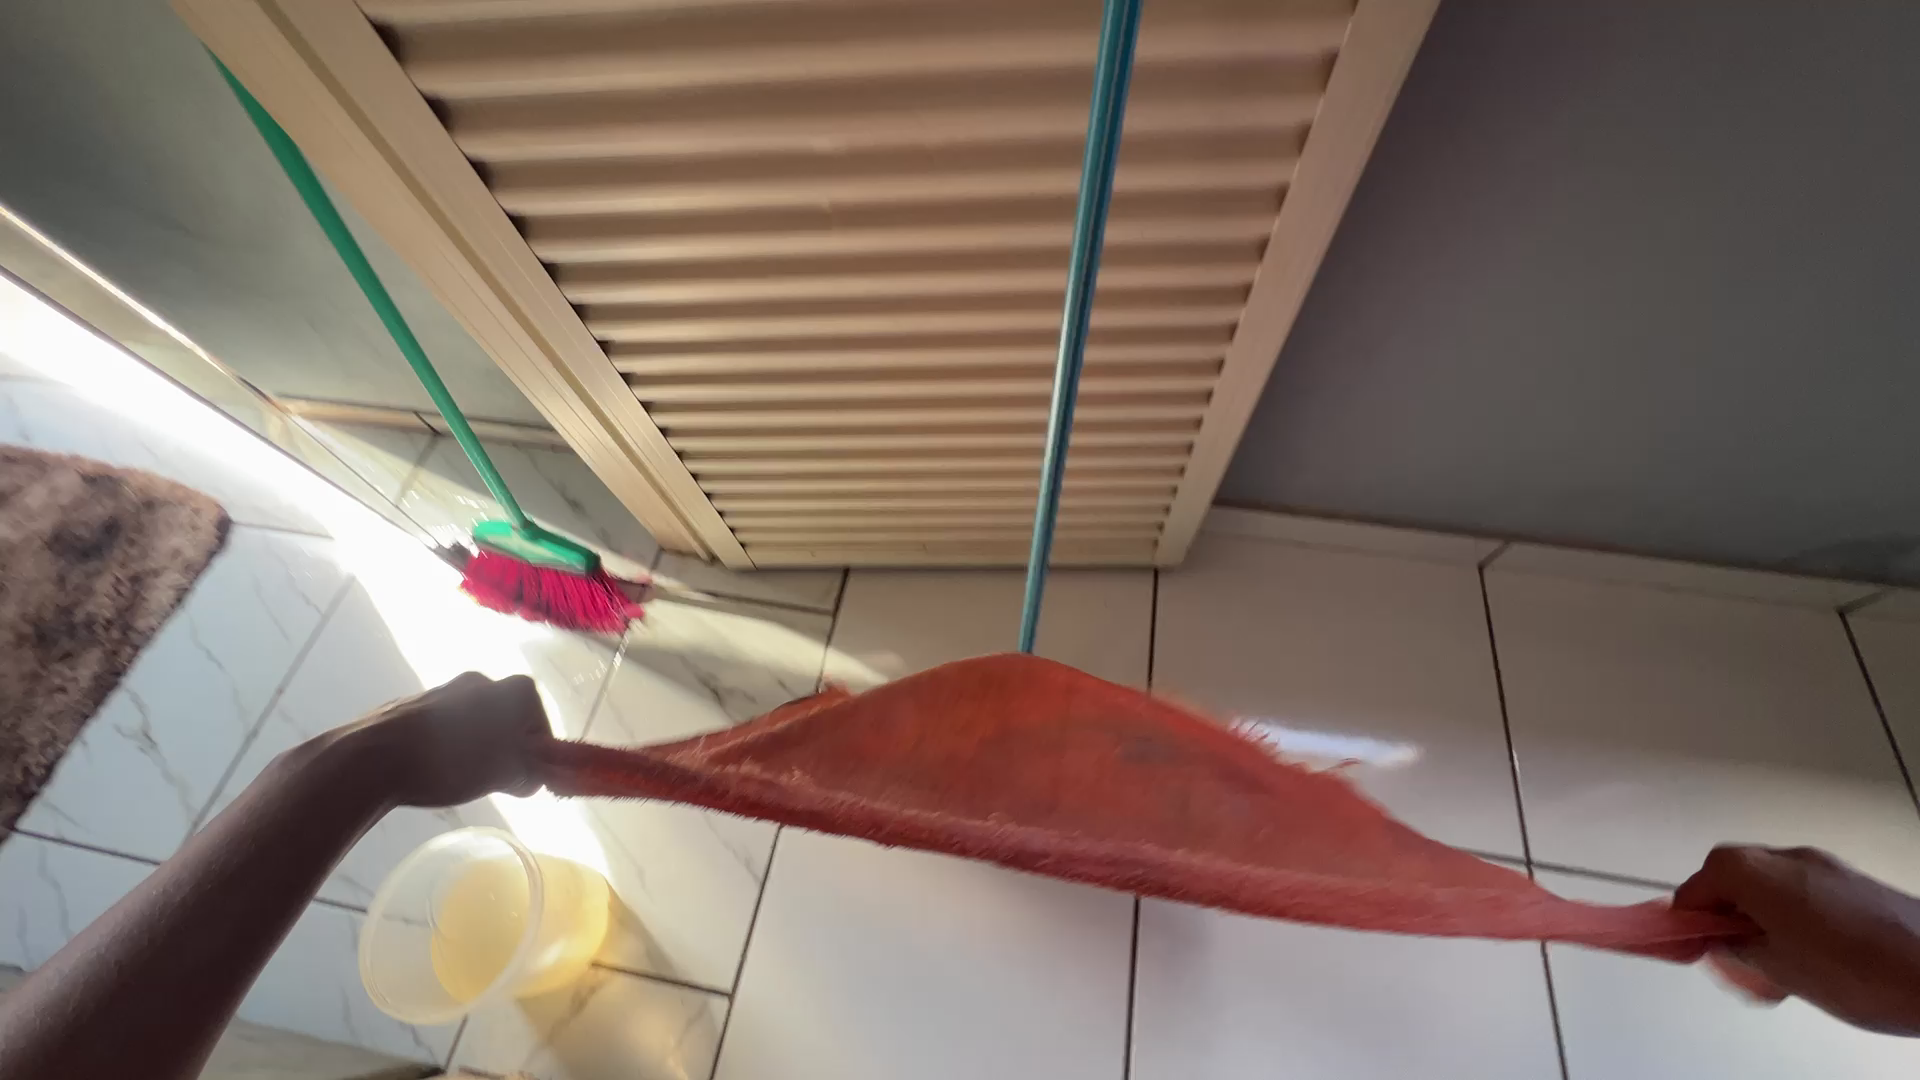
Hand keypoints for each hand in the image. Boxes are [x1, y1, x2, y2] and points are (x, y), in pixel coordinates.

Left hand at [322, 672, 554, 808]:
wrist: (370, 759)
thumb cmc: (453, 762)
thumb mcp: (506, 776)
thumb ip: (529, 775)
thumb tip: (531, 778)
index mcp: (516, 691)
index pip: (541, 725)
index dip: (535, 755)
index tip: (522, 778)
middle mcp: (483, 681)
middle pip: (507, 719)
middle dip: (504, 746)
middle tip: (492, 777)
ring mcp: (441, 689)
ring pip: (471, 720)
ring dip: (472, 745)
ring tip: (454, 776)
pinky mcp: (406, 704)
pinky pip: (437, 725)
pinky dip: (439, 743)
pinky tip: (426, 769)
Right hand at [1674, 845, 1919, 1034]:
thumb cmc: (1856, 970)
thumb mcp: (1777, 969)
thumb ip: (1734, 948)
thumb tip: (1723, 941)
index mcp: (1741, 868)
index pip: (1691, 894)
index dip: (1692, 926)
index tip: (1701, 952)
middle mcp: (1774, 854)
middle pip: (1730, 882)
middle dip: (1731, 917)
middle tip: (1744, 955)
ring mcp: (1821, 863)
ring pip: (1771, 886)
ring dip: (1768, 916)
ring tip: (1790, 958)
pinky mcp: (1858, 880)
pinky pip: (1809, 891)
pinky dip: (1803, 914)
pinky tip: (1827, 951)